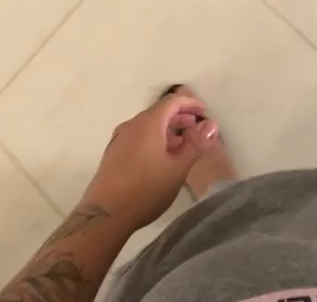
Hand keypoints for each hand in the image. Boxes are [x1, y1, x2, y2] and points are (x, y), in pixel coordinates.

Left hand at [78, 91, 219, 231]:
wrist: (105, 215)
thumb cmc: (145, 189)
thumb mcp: (177, 169)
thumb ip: (195, 145)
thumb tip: (211, 124)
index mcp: (148, 123)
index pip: (172, 101)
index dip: (190, 103)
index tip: (204, 111)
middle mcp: (132, 124)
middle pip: (159, 112)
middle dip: (179, 116)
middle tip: (196, 127)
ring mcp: (120, 138)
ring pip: (148, 125)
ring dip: (167, 129)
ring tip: (181, 145)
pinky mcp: (114, 152)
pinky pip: (138, 136)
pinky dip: (154, 138)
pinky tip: (160, 158)